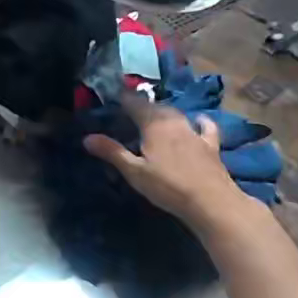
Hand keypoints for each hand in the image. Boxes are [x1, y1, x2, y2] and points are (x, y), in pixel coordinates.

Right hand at [83, 94, 246, 232]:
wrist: (210, 201)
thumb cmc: (167, 186)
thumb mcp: (134, 172)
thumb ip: (112, 152)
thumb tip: (87, 137)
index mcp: (153, 125)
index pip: (135, 104)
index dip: (123, 98)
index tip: (112, 96)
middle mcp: (174, 122)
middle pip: (156, 107)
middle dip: (143, 105)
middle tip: (130, 109)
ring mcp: (194, 132)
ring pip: (177, 114)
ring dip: (165, 112)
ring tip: (156, 115)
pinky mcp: (211, 145)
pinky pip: (205, 126)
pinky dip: (199, 121)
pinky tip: (198, 121)